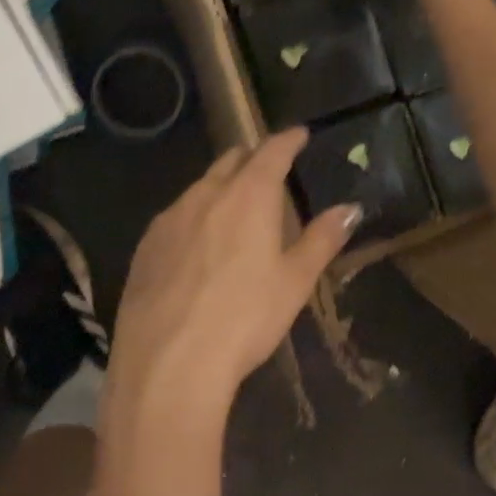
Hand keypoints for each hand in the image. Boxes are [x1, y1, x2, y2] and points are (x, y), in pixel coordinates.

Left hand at [110, 129, 359, 410]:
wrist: (168, 360)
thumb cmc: (244, 318)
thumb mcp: (294, 282)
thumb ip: (321, 239)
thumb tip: (350, 208)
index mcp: (248, 196)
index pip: (271, 151)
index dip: (288, 140)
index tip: (299, 134)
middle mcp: (206, 194)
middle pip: (231, 160)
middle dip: (252, 158)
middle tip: (269, 168)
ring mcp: (170, 217)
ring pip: (200, 186)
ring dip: (221, 186)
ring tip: (235, 205)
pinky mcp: (145, 245)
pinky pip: (176, 215)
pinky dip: (195, 215)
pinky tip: (198, 242)